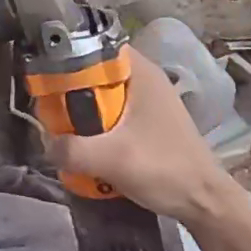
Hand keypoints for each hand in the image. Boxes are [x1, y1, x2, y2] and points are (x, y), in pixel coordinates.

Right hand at [45, 46, 238, 224]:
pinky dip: (97, 125)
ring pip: (103, 95)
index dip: (67, 58)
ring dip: (83, 112)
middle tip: (50, 110)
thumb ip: (72, 149)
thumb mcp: (112, 159)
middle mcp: (145, 78)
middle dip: (70, 91)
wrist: (205, 204)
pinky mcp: (148, 121)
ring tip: (63, 129)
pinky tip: (86, 144)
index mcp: (141, 71)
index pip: (95, 47)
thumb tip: (44, 143)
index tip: (45, 79)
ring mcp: (148, 100)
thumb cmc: (165, 169)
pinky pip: (113, 113)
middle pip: (95, 72)